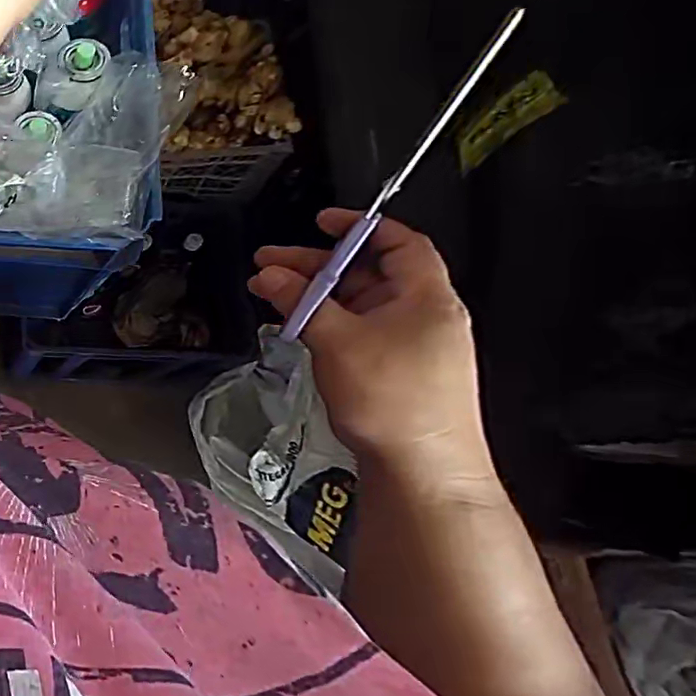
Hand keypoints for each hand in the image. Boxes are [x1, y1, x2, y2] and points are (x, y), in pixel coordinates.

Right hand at [248, 209, 485, 464]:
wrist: (423, 472)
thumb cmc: (392, 400)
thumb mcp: (337, 340)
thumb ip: (301, 301)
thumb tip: (269, 274)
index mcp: (425, 296)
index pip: (398, 242)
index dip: (359, 227)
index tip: (322, 223)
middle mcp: (423, 315)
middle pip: (368, 274)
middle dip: (317, 266)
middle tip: (271, 264)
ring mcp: (411, 345)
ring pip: (358, 305)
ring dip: (316, 297)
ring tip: (272, 294)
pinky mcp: (397, 372)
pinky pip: (359, 332)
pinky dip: (328, 323)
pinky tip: (297, 326)